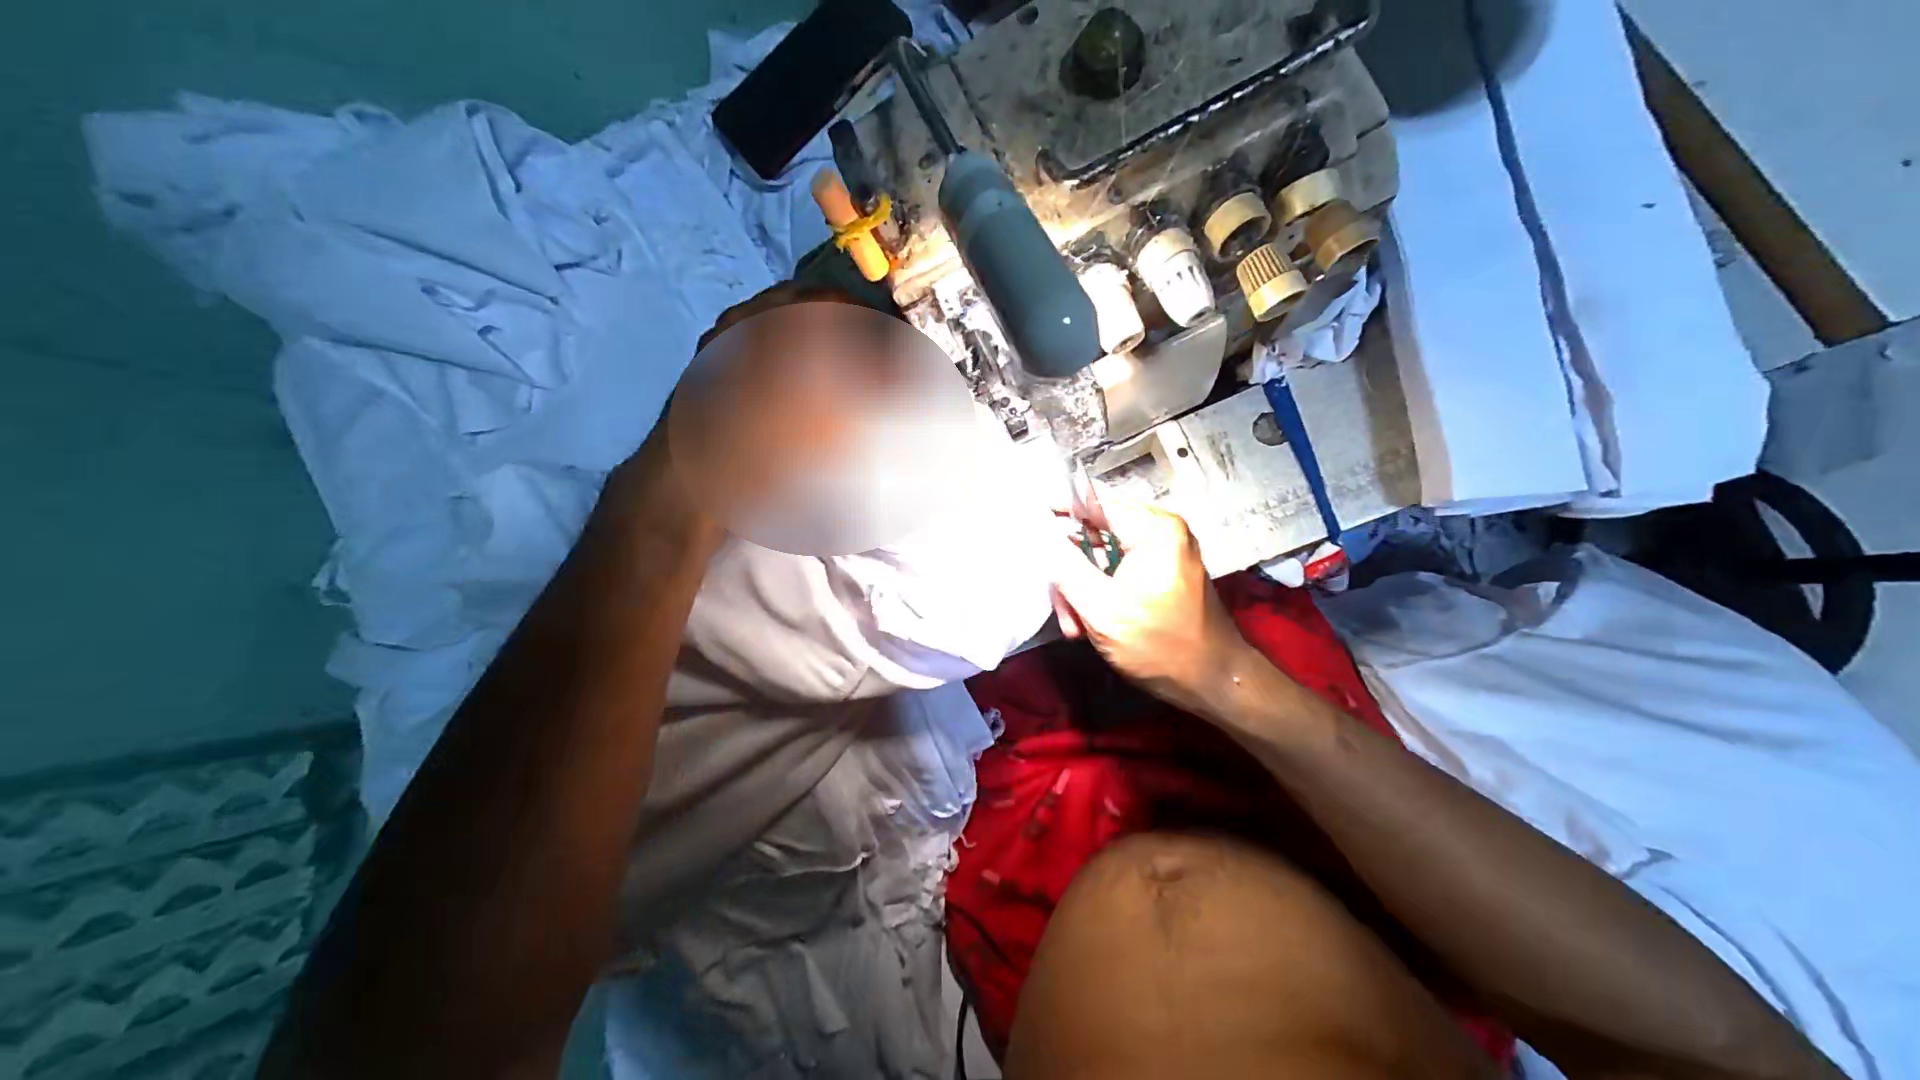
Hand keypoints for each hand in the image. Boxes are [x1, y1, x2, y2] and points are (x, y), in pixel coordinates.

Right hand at [1050, 501, 1257, 718]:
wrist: (1213, 682)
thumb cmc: (1159, 646)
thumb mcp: (1101, 609)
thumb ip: (1065, 565)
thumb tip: (1038, 534)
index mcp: (1153, 529)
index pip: (1092, 502)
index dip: (1057, 514)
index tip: (1029, 534)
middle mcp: (1163, 530)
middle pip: (1095, 532)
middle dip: (1071, 569)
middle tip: (1063, 606)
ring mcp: (1165, 550)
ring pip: (1104, 555)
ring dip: (1083, 587)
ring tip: (1077, 624)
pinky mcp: (1164, 571)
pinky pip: (1121, 569)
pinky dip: (1102, 591)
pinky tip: (1092, 622)